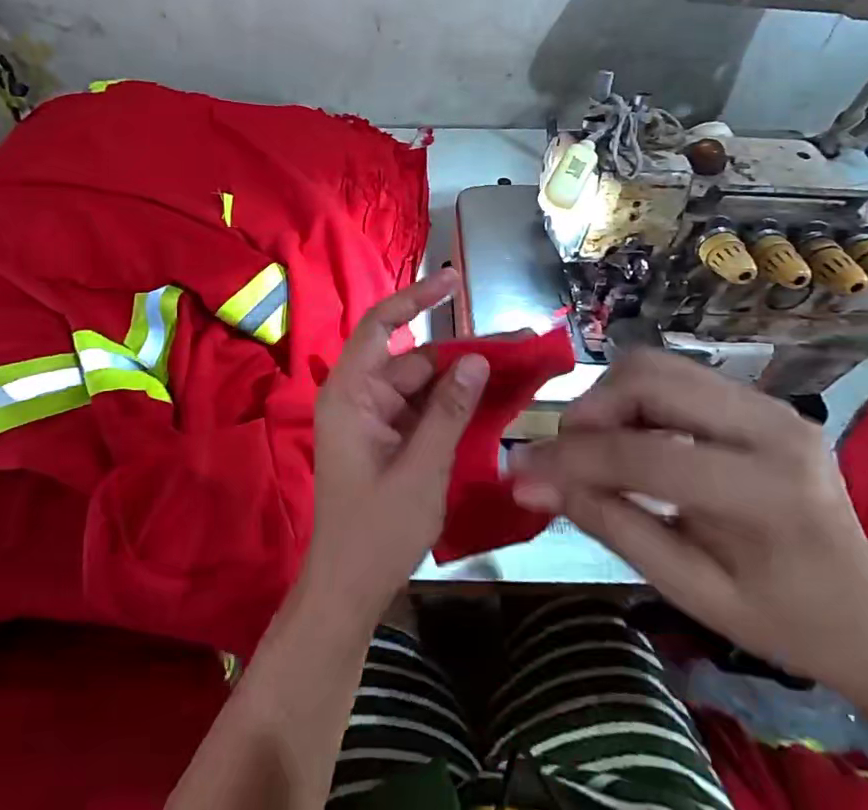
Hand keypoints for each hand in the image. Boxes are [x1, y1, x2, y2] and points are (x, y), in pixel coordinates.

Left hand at [304, 269, 488, 618]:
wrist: (351, 586)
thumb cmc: (377, 530)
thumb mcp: (422, 468)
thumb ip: (449, 411)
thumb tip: (476, 359)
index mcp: (351, 396)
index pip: (379, 328)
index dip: (415, 299)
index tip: (453, 281)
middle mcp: (360, 399)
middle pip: (413, 359)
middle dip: (462, 351)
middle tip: (517, 342)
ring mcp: (376, 421)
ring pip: (424, 385)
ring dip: (463, 379)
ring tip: (516, 367)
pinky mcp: (390, 441)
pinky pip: (425, 410)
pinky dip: (454, 404)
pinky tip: (493, 398)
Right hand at [509, 350, 867, 702]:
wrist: (866, 606)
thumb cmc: (780, 618)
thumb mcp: (689, 589)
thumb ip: (611, 525)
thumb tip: (532, 486)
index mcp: (764, 493)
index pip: (642, 455)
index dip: (569, 459)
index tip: (518, 470)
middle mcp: (773, 427)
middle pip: (649, 379)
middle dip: (589, 410)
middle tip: (565, 454)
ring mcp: (772, 404)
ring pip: (659, 365)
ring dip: (610, 398)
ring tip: (595, 448)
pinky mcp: (763, 399)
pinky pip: (679, 376)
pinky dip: (637, 399)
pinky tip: (632, 439)